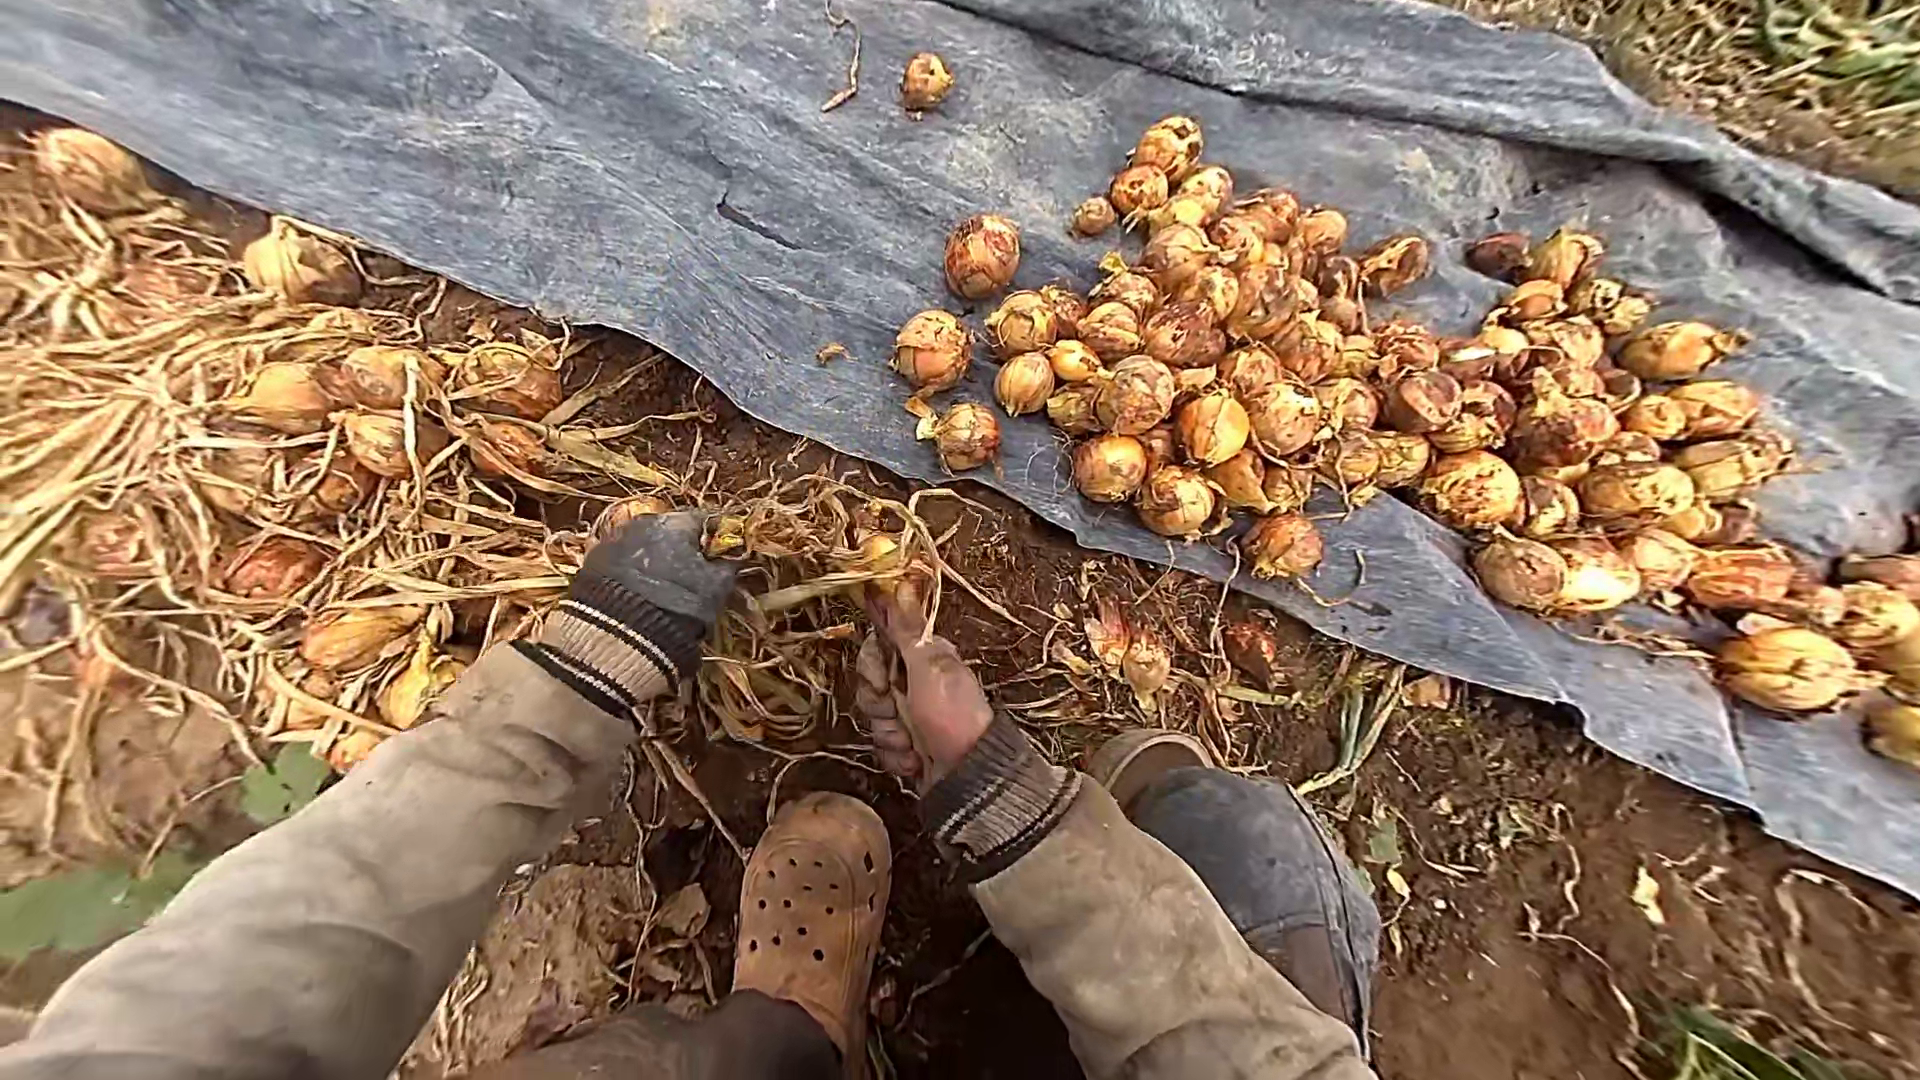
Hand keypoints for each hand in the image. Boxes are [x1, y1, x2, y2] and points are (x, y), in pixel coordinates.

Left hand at [581, 512, 737, 630]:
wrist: (618, 636)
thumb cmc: (679, 604)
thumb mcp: (718, 586)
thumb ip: (729, 564)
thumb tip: (734, 555)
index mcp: (676, 522)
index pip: (706, 520)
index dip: (716, 540)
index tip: (721, 559)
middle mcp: (642, 521)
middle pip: (673, 529)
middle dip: (684, 547)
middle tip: (695, 574)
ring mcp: (613, 539)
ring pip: (646, 542)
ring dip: (658, 557)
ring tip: (666, 585)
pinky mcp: (592, 560)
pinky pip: (624, 558)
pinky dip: (635, 569)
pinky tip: (643, 592)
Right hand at [854, 588, 992, 788]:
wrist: (969, 777)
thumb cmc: (953, 715)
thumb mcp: (930, 666)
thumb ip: (908, 628)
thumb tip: (900, 582)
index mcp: (922, 657)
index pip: (877, 646)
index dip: (872, 665)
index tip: (884, 680)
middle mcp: (914, 683)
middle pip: (870, 684)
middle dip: (880, 706)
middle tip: (899, 713)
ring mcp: (910, 716)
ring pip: (873, 719)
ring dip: (890, 736)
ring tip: (914, 745)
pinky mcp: (906, 745)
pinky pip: (882, 746)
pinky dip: (897, 757)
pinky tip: (915, 761)